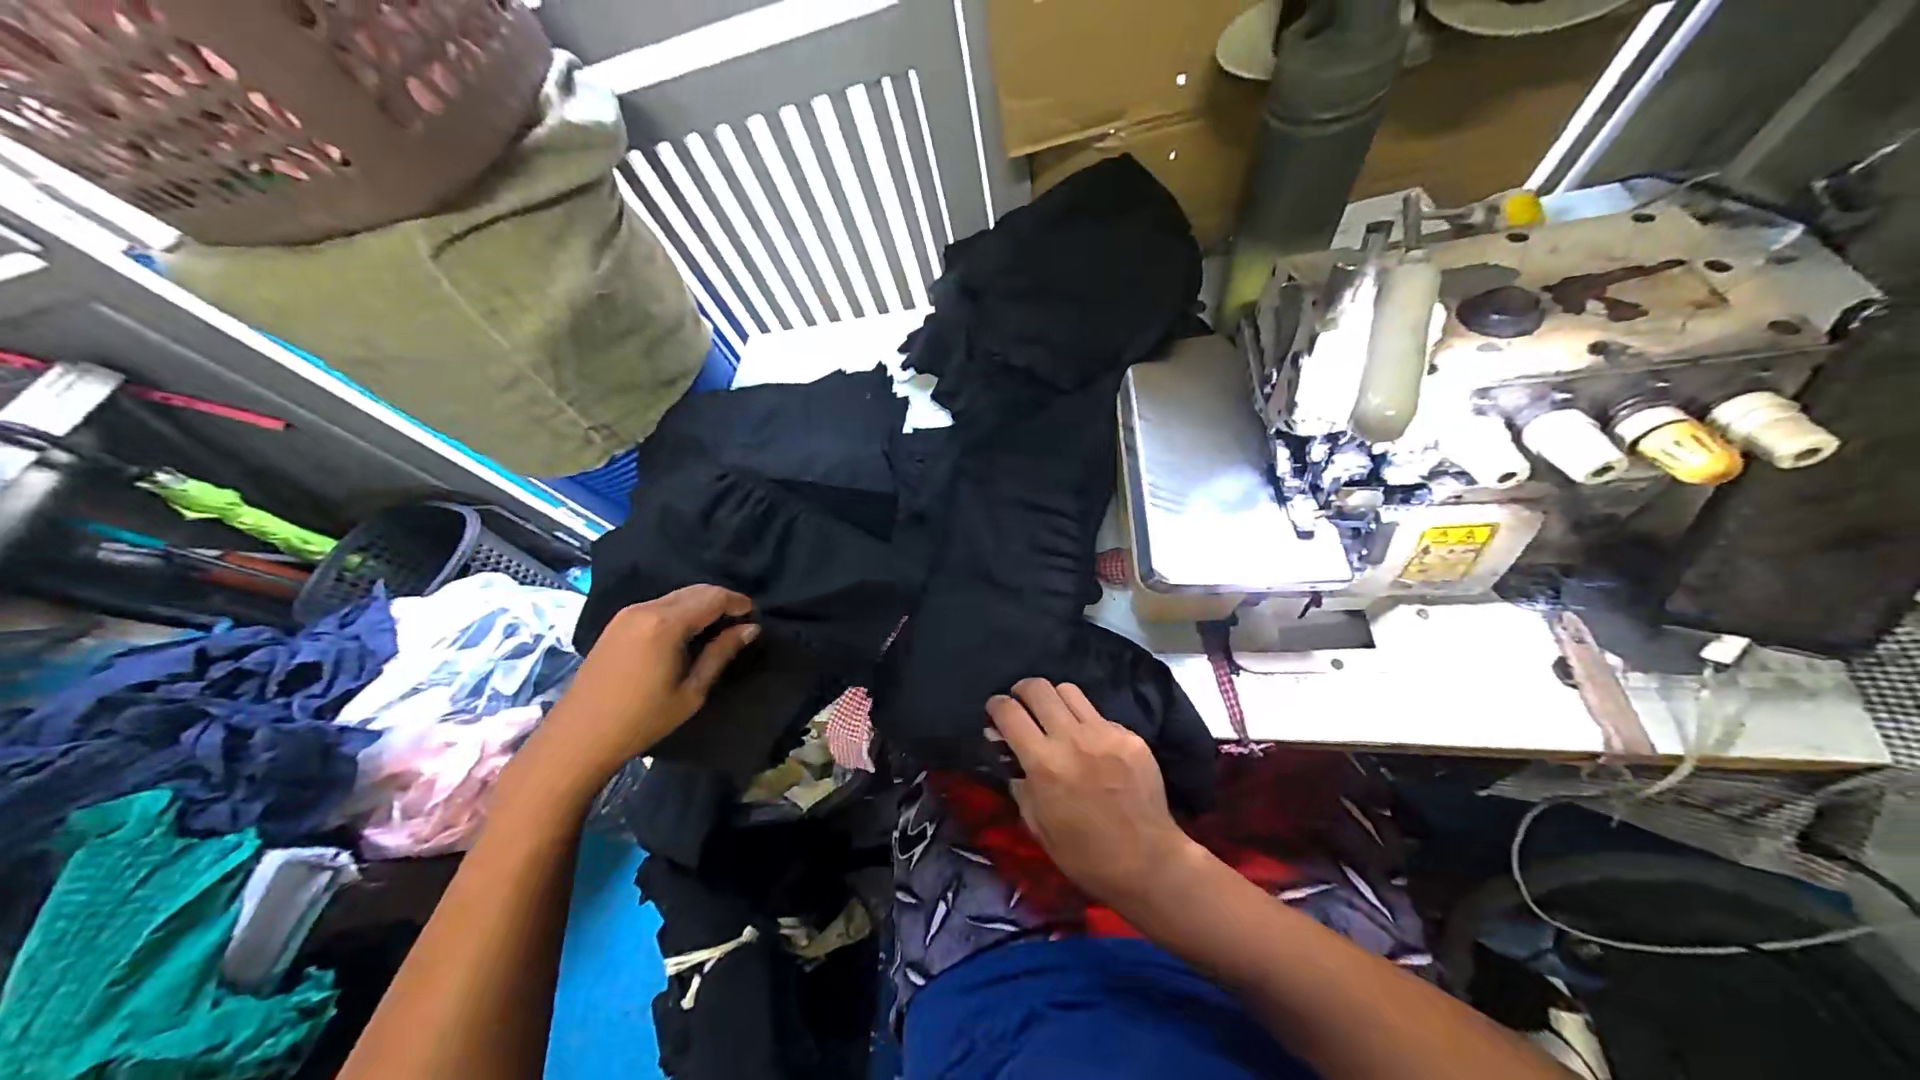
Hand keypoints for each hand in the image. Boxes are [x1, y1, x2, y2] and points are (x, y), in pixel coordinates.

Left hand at [506, 585, 757, 801]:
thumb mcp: (692, 691)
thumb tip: (750, 628)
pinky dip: (681, 610)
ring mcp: (628, 613)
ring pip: (677, 596)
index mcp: (666, 623)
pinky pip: (659, 605)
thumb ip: (721, 653)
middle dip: (722, 601)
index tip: (755, 618)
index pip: (714, 597)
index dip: (739, 602)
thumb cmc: (642, 719)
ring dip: (701, 605)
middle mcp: (646, 608)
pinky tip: (689, 633)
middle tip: (741, 623)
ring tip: (718, 629)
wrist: (580, 735)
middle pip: (696, 590)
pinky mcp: (618, 622)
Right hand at [986, 678, 1199, 907]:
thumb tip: (1006, 751)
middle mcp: (1072, 738)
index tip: (995, 710)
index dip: (996, 706)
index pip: (1009, 713)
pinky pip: (1098, 715)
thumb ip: (1019, 781)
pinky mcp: (1130, 736)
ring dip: (1054, 699)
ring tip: (1054, 717)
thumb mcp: (1037, 824)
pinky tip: (1090, 745)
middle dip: (1022, 691)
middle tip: (1021, 704)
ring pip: (1069, 691)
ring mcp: (1105, 733)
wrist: (1147, 862)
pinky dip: (1085, 722)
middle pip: (1038, 688)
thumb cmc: (1084, 854)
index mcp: (1044, 763)